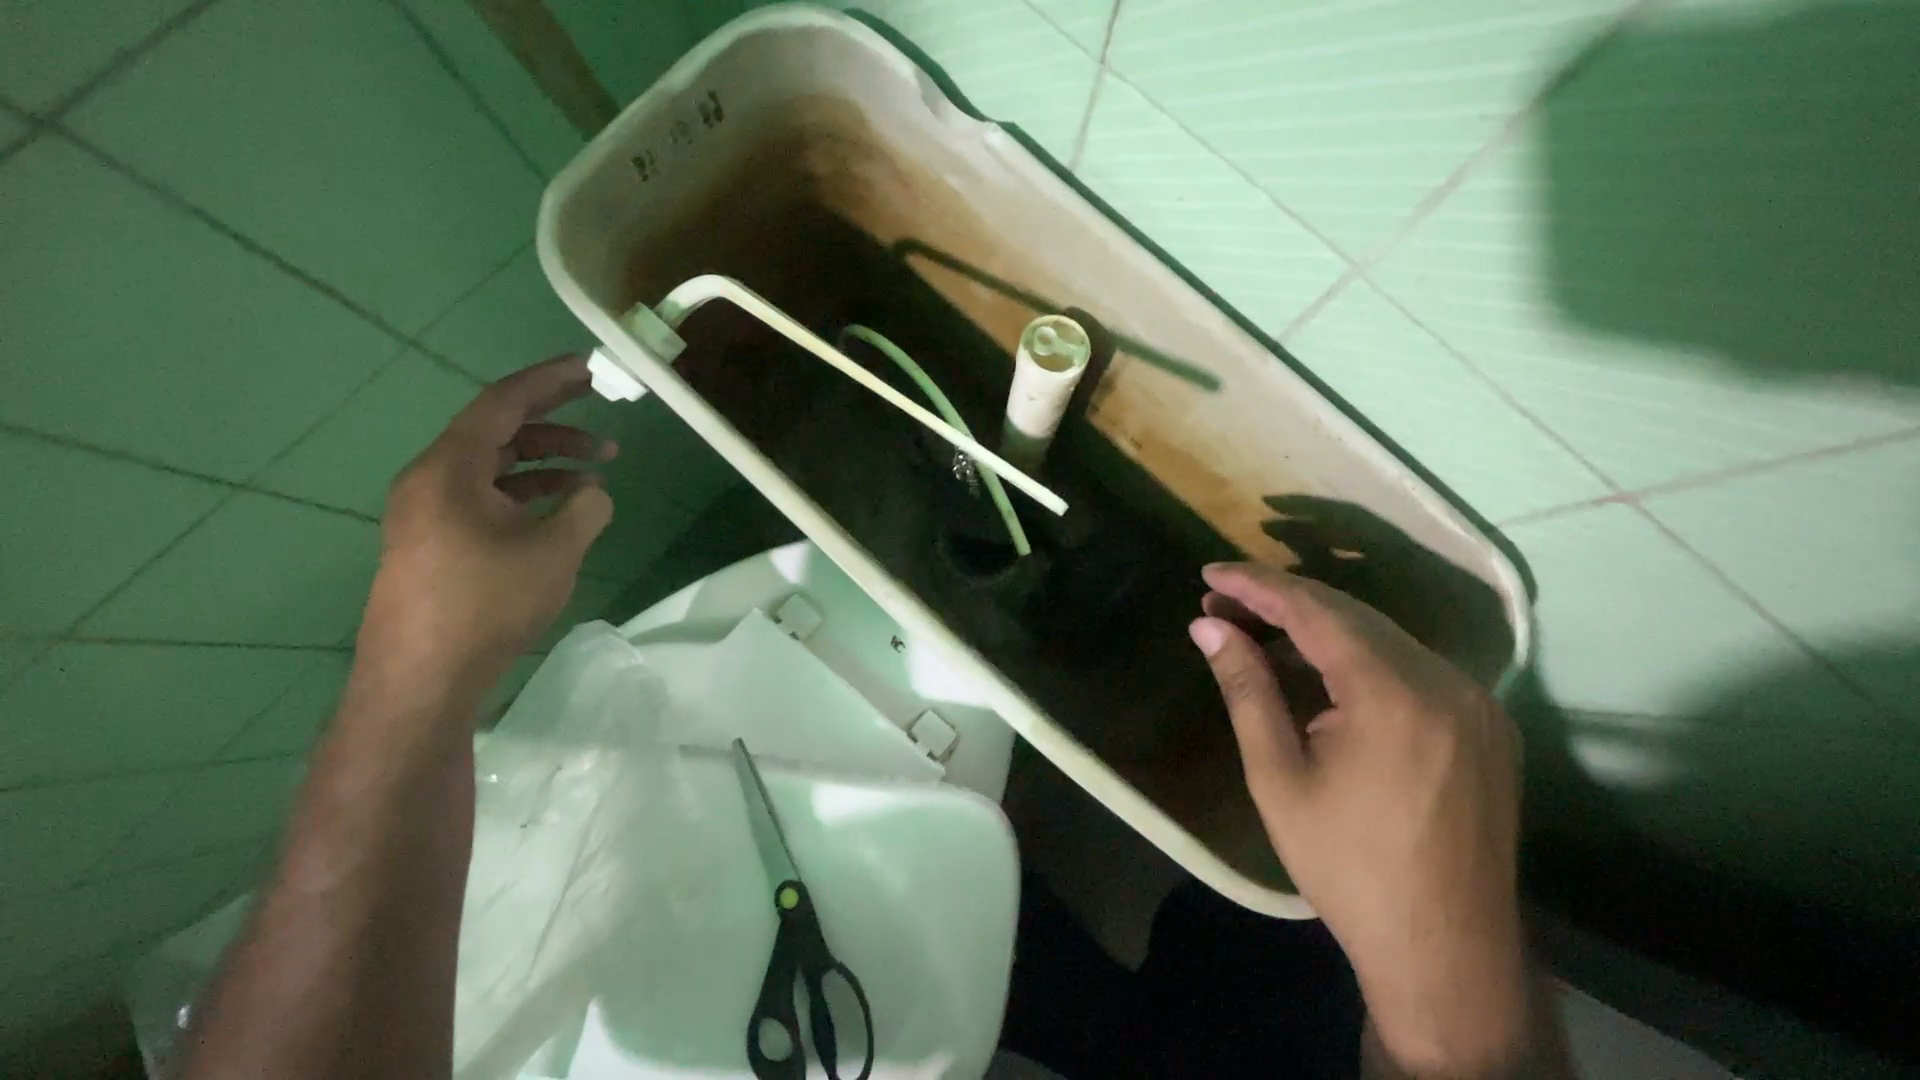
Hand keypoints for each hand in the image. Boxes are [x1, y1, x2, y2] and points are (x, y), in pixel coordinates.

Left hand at [358, 355, 614, 692]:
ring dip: (546, 465)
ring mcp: (427, 514)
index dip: (549, 381)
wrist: (421, 679)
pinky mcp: (433, 544)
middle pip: (497, 433)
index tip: (589, 368)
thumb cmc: (486, 603)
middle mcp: (430, 480)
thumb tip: (594, 493)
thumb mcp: (554, 551)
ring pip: (493, 469)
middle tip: (604, 423)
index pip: (502, 404)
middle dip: (555, 426)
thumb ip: (586, 509)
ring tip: (597, 474)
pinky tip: (562, 511)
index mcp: (450, 468)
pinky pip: (485, 499)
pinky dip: (526, 495)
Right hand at [1189, 562, 1531, 1075]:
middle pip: (1353, 616)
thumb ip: (1246, 689)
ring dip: (1322, 629)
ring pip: (1386, 638)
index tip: (1209, 574)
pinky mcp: (1486, 725)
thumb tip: (1208, 626)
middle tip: (1222, 605)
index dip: (1257, 586)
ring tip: (1260, 632)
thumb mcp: (1278, 776)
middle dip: (1284, 602)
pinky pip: (1413, 668)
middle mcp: (1446, 682)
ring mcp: (1475, 702)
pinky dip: (1360, 657)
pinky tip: (1321, 671)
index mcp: (1393, 692)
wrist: (1446, 949)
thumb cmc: (1345, 865)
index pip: (1315, 610)